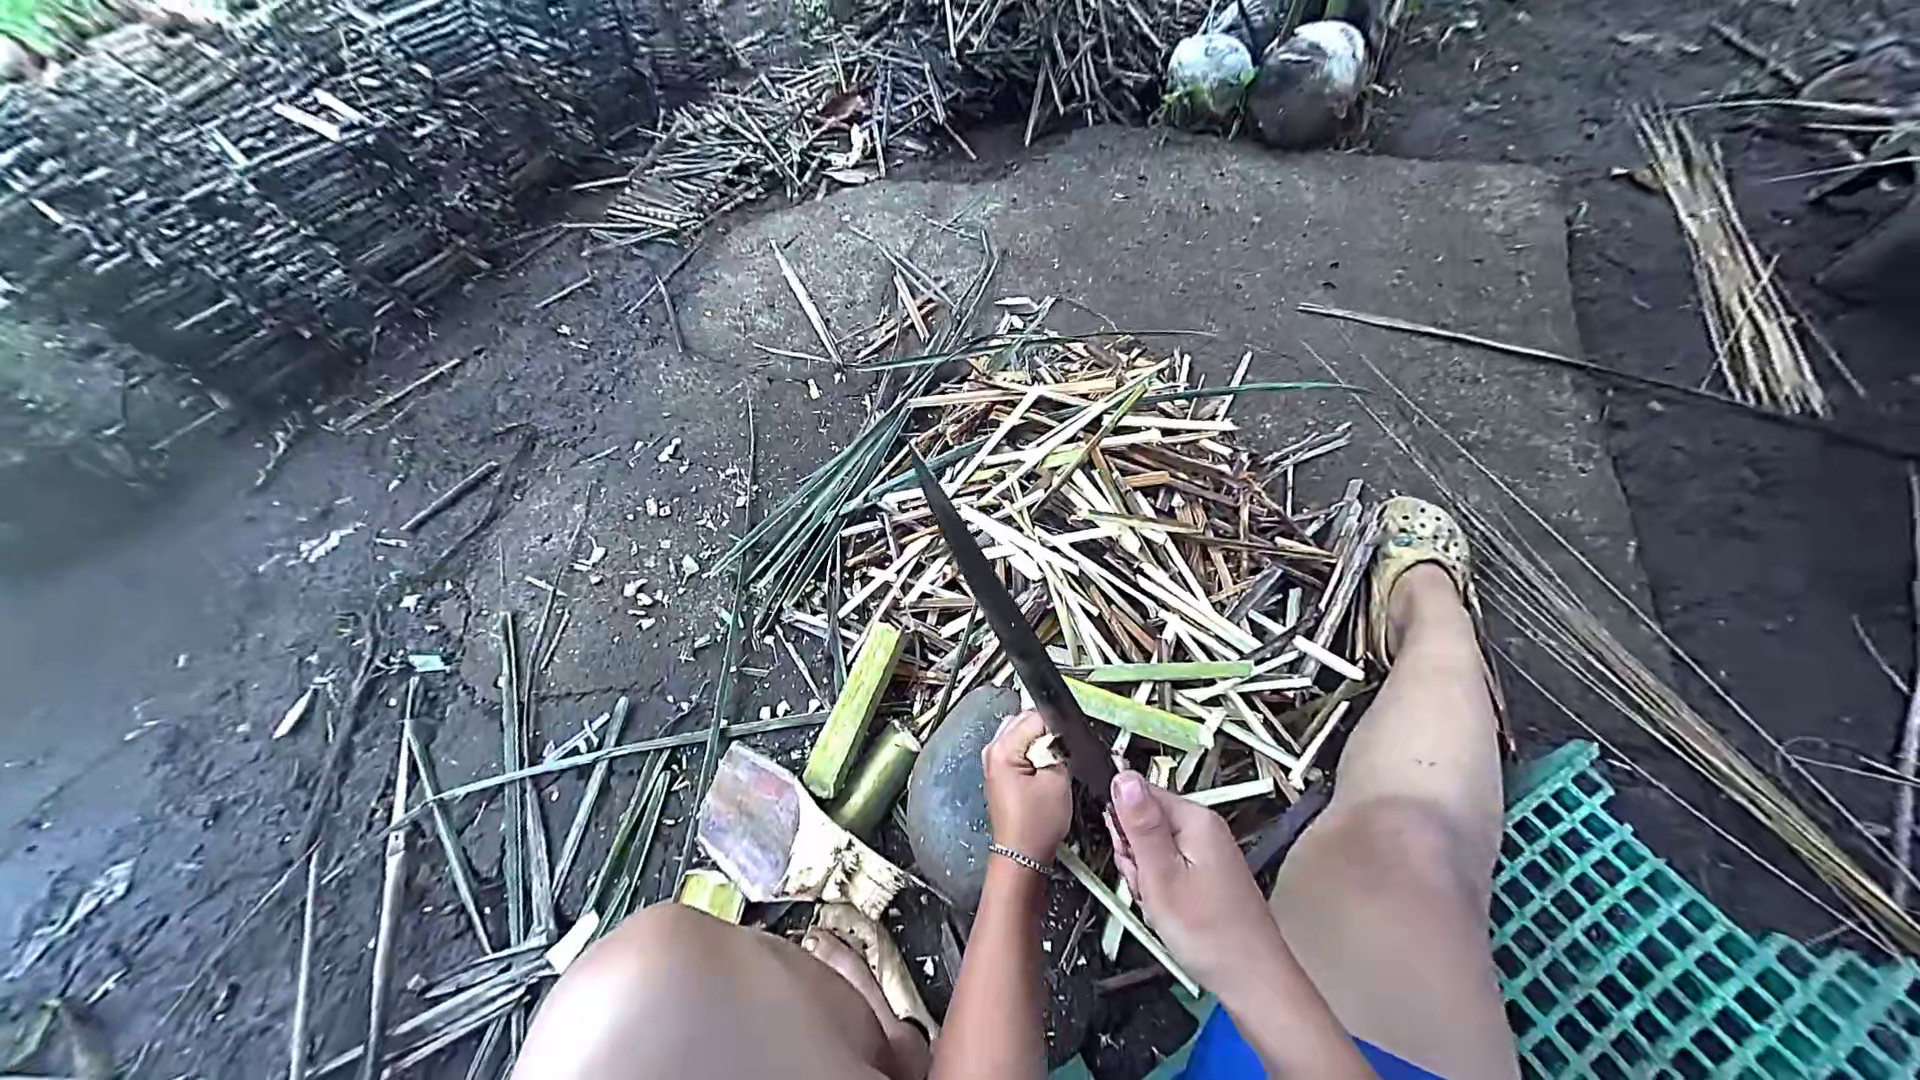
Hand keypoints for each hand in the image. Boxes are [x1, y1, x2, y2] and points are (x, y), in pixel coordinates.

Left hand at [981, 711, 1072, 864]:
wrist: (1022, 856)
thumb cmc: (1037, 824)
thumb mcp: (1058, 780)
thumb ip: (1057, 748)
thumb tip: (1056, 734)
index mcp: (1002, 749)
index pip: (1033, 717)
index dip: (1055, 727)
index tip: (1065, 744)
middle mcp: (992, 750)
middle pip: (1023, 721)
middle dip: (1044, 732)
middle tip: (1060, 753)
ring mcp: (992, 761)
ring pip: (1020, 734)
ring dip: (1037, 743)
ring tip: (1050, 765)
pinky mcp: (999, 772)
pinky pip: (1017, 750)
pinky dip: (1030, 755)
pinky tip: (1041, 772)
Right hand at [1105, 770, 1286, 995]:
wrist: (1254, 984)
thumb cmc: (1213, 936)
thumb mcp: (1161, 875)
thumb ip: (1140, 824)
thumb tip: (1124, 777)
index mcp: (1194, 818)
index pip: (1136, 795)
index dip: (1124, 829)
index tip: (1133, 858)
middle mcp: (1203, 827)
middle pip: (1142, 822)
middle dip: (1135, 857)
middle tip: (1150, 886)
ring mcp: (1206, 849)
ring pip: (1152, 848)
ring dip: (1147, 877)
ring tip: (1162, 903)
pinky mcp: (1206, 870)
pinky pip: (1167, 866)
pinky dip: (1161, 888)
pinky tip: (1171, 909)